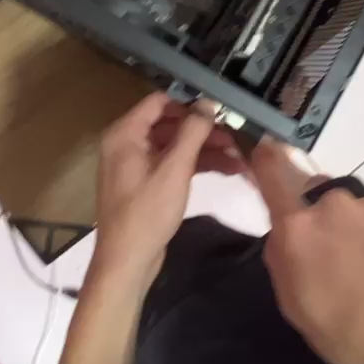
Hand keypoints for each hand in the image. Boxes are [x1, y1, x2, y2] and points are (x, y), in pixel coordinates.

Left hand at [92, 94, 238, 283]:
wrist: (128, 261)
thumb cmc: (147, 213)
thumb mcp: (174, 169)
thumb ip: (192, 132)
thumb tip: (208, 103)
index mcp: (125, 134)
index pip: (160, 101)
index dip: (190, 101)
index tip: (220, 106)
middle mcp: (127, 143)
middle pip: (171, 123)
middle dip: (204, 129)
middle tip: (235, 135)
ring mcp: (137, 164)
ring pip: (175, 145)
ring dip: (205, 149)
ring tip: (238, 156)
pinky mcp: (147, 182)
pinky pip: (173, 163)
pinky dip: (196, 164)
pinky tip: (226, 169)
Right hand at [248, 143, 363, 363]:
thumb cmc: (352, 331)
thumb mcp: (298, 311)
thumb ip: (283, 266)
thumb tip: (284, 241)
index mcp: (297, 226)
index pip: (271, 172)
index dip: (264, 160)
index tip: (262, 153)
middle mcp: (332, 205)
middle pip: (314, 200)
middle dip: (316, 223)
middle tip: (328, 264)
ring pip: (349, 214)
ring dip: (350, 236)